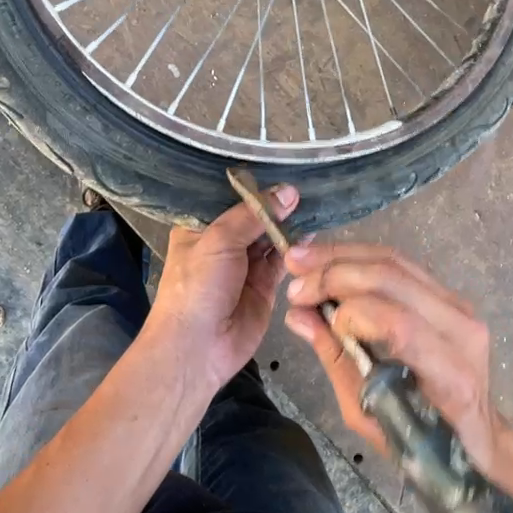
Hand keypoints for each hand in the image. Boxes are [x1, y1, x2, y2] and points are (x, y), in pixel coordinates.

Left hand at [142, 183, 297, 390]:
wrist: (197, 348)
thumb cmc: (197, 286)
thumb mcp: (219, 240)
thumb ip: (254, 214)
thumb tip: (289, 191)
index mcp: (200, 227)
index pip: (229, 199)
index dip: (253, 186)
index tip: (281, 164)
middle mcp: (222, 243)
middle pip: (254, 217)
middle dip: (276, 204)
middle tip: (306, 182)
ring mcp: (244, 265)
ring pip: (271, 237)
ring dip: (289, 224)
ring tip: (315, 201)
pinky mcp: (264, 286)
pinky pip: (283, 261)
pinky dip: (296, 248)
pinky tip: (313, 231)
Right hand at [282, 244, 512, 492]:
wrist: (474, 436)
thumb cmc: (421, 440)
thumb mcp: (370, 414)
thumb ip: (337, 358)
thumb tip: (299, 316)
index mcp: (450, 373)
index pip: (401, 324)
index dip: (352, 311)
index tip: (308, 311)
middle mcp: (461, 328)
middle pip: (394, 278)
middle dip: (335, 271)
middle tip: (292, 272)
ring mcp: (460, 305)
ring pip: (396, 262)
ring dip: (342, 255)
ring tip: (301, 258)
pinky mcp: (449, 293)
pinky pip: (401, 265)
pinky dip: (359, 259)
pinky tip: (329, 260)